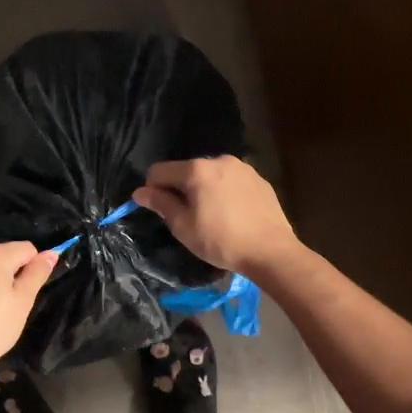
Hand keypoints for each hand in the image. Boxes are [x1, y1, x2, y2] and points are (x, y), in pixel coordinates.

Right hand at [133, 156, 302, 275]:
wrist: (272, 252)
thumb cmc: (221, 241)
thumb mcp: (183, 226)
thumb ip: (160, 203)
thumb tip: (139, 192)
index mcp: (196, 170)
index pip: (159, 171)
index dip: (152, 189)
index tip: (160, 210)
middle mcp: (219, 160)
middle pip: (185, 170)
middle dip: (180, 189)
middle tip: (187, 216)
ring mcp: (242, 168)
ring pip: (209, 175)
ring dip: (203, 189)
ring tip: (212, 216)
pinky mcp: (259, 179)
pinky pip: (230, 181)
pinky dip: (224, 192)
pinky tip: (232, 214)